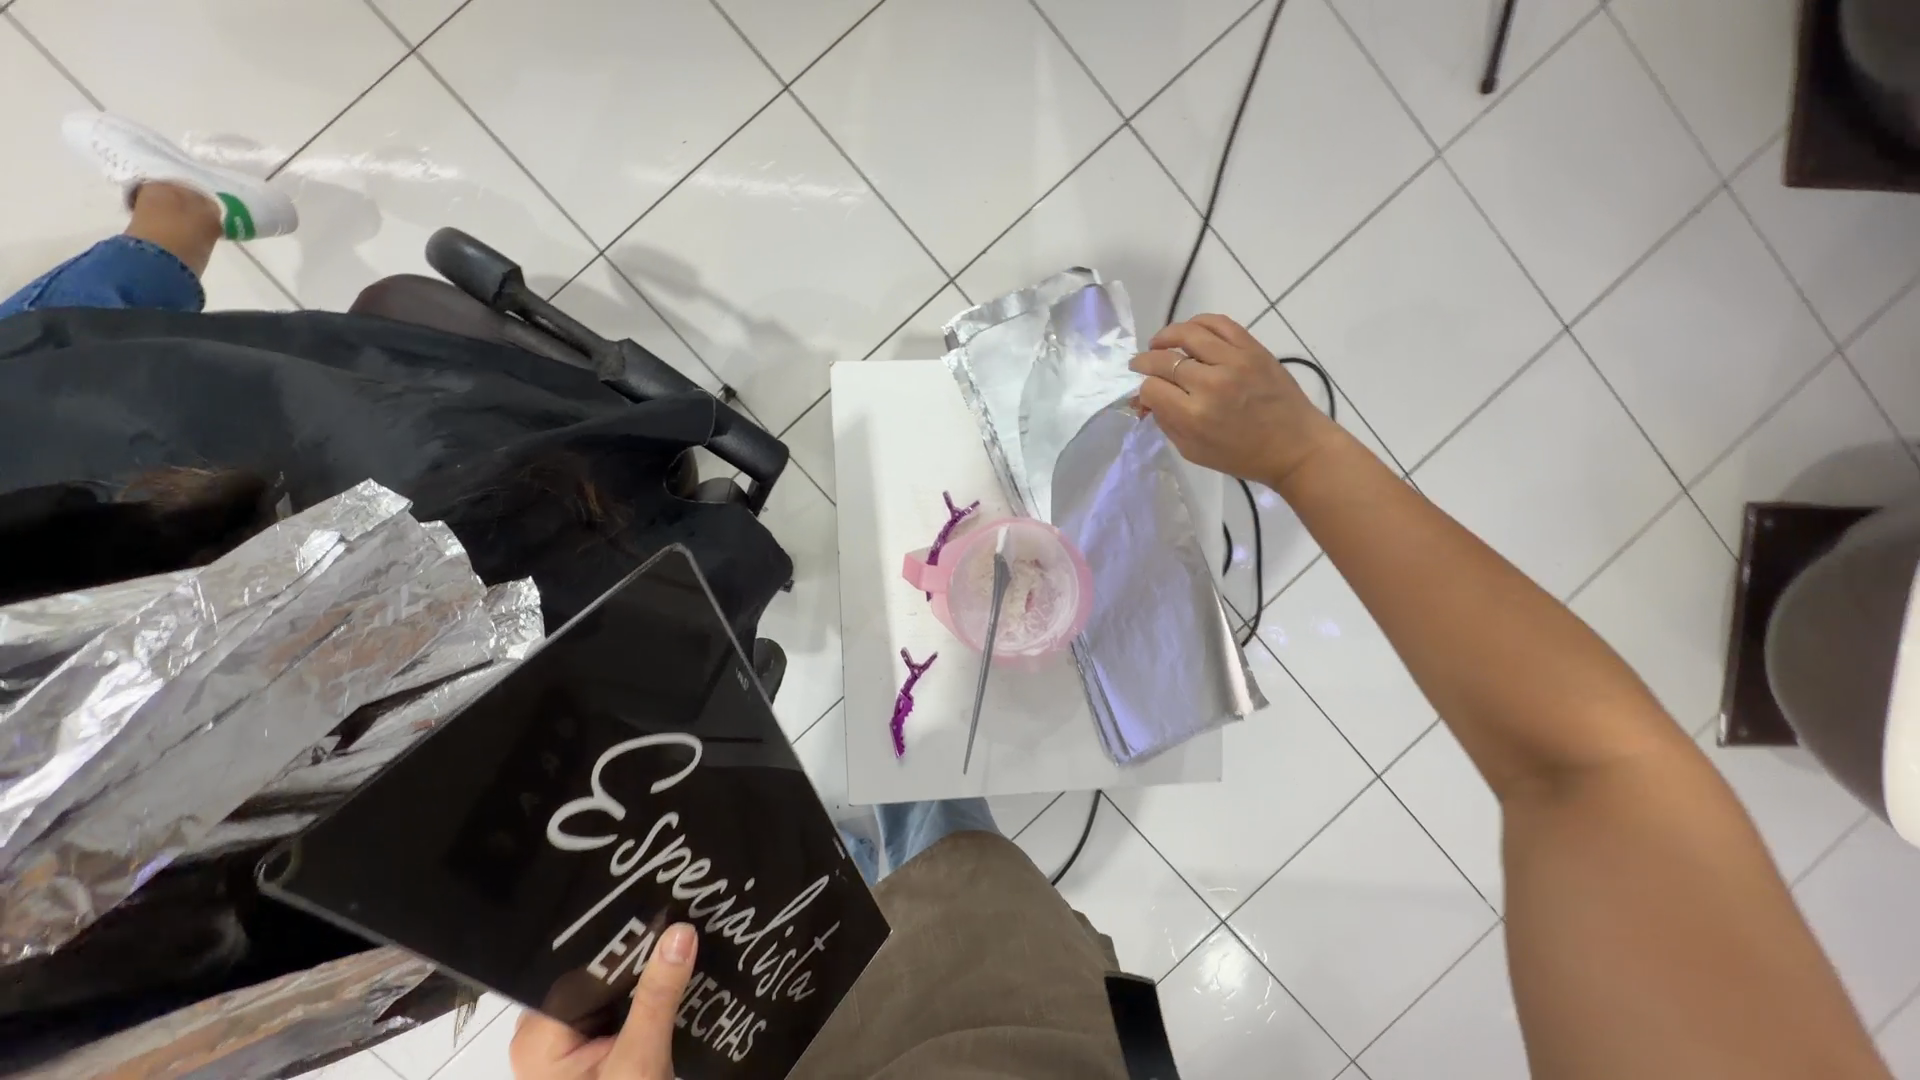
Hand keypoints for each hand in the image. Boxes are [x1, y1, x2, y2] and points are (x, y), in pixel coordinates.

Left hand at [510, 923, 696, 1079]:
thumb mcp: (639, 1063)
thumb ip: (657, 997)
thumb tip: (681, 930)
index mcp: (539, 1034)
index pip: (583, 964)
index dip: (623, 936)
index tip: (665, 907)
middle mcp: (545, 1034)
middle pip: (596, 975)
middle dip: (639, 952)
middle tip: (682, 912)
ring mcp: (568, 1046)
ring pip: (610, 991)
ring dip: (646, 973)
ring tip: (685, 931)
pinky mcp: (592, 1056)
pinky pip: (618, 1010)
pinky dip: (646, 996)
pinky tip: (678, 971)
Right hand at [1130, 315, 1341, 487]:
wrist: (1295, 446)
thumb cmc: (1242, 457)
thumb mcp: (1193, 451)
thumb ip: (1166, 422)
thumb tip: (1146, 400)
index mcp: (1194, 416)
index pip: (1151, 388)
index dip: (1143, 391)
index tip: (1147, 396)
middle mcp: (1210, 384)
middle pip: (1163, 360)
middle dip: (1145, 363)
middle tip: (1140, 366)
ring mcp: (1233, 361)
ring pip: (1187, 333)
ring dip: (1164, 336)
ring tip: (1158, 343)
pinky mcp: (1252, 349)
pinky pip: (1218, 323)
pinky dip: (1197, 323)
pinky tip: (1188, 333)